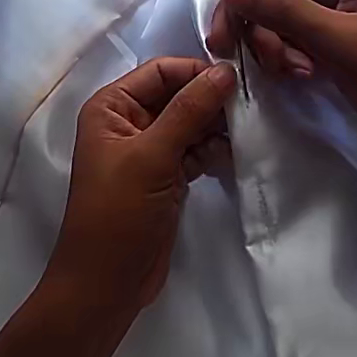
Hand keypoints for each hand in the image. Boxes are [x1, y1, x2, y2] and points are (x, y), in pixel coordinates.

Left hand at [48, 58, 235, 308]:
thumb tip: (225, 71)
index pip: (160, 72)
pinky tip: (234, 156)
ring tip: (245, 133)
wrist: (106, 285)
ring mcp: (148, 149)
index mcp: (111, 106)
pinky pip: (195, 150)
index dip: (196, 72)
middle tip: (249, 108)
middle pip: (178, 95)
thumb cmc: (118, 212)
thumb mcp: (152, 156)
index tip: (237, 80)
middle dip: (211, 100)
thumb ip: (189, 110)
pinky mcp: (166, 175)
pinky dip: (213, 151)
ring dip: (216, 127)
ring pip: (190, 123)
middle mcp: (128, 121)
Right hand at [207, 0, 356, 160]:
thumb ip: (285, 11)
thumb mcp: (345, 40)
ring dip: (268, 40)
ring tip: (285, 69)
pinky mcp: (333, 47)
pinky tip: (300, 76)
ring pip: (277, 15)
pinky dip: (285, 56)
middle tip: (223, 43)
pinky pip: (291, 39)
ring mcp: (336, 17)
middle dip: (249, 11)